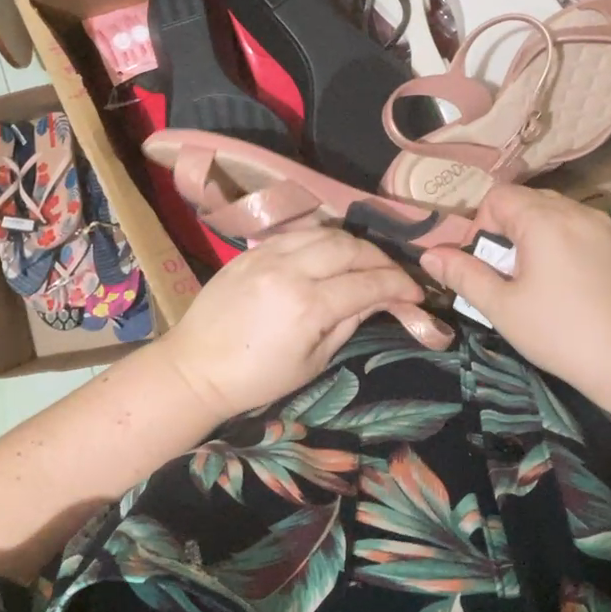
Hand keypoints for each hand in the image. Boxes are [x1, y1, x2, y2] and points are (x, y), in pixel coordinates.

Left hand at [155, 228, 435, 418]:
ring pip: (323, 232)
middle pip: (350, 248)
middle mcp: (289, 271)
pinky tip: (327, 254)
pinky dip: (319, 239)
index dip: (399, 286)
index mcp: (308, 306)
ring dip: (351, 244)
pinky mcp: (248, 252)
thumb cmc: (256, 379)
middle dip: (380, 259)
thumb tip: (376, 300)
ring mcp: (265, 256)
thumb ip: (347, 324)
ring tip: (363, 262)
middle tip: (392, 275)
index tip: (415, 293)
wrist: (195, 368)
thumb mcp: (312, 362)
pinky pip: (294, 234)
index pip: (368, 283)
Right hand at [419, 183, 610, 424]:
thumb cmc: (561, 334)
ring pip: (563, 216)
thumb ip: (463, 275)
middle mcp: (580, 213)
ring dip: (542, 238)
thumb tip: (429, 254)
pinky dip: (573, 247)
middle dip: (510, 230)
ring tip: (543, 282)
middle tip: (508, 275)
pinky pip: (591, 233)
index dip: (481, 225)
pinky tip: (579, 288)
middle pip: (531, 202)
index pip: (499, 196)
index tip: (484, 263)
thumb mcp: (501, 308)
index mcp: (544, 221)